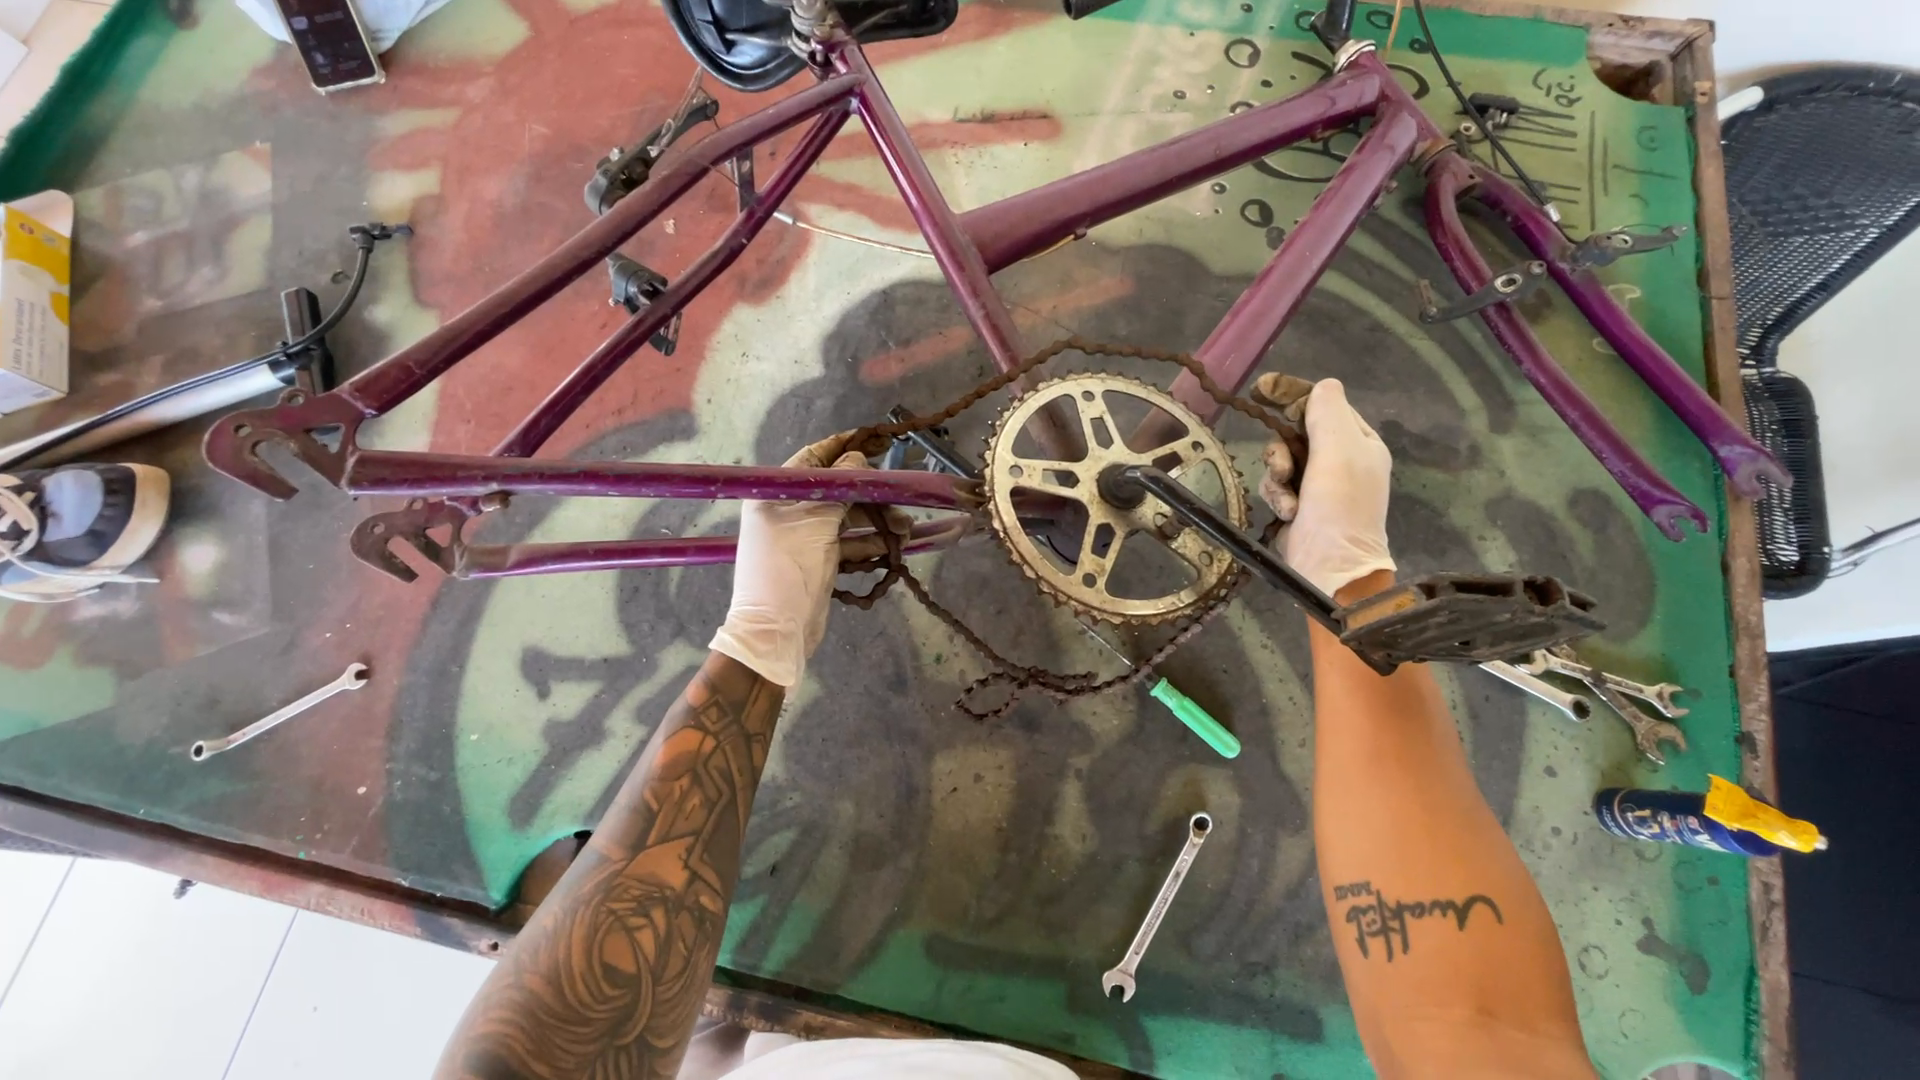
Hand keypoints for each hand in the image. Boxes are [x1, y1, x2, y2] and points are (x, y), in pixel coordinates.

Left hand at [710, 431, 891, 687]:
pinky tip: (894, 546)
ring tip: (905, 530)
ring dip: (877, 521)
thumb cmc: (790, 569)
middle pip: (837, 490)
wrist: (776, 631)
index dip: (843, 448)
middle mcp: (789, 510)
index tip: (875, 441)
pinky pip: (849, 542)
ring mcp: (805, 537)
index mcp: (777, 494)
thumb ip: (840, 487)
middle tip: (900, 499)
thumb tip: (858, 457)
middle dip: (872, 495)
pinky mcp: (820, 560)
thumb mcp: (816, 522)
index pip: (813, 459)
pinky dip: (870, 542)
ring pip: (848, 518)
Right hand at [1256, 377, 1395, 598]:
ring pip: (1282, 461)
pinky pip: (1278, 487)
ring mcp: (1321, 486)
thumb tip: (1323, 384)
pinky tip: (1287, 513)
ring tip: (1287, 497)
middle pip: (1298, 434)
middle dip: (1284, 449)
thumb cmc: (1339, 504)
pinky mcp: (1300, 506)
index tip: (1265, 393)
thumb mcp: (1337, 449)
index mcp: (1361, 443)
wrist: (1330, 564)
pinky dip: (1278, 498)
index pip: (1327, 407)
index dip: (1297, 400)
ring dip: (1277, 477)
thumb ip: (1328, 412)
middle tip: (1282, 466)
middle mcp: (1343, 461)